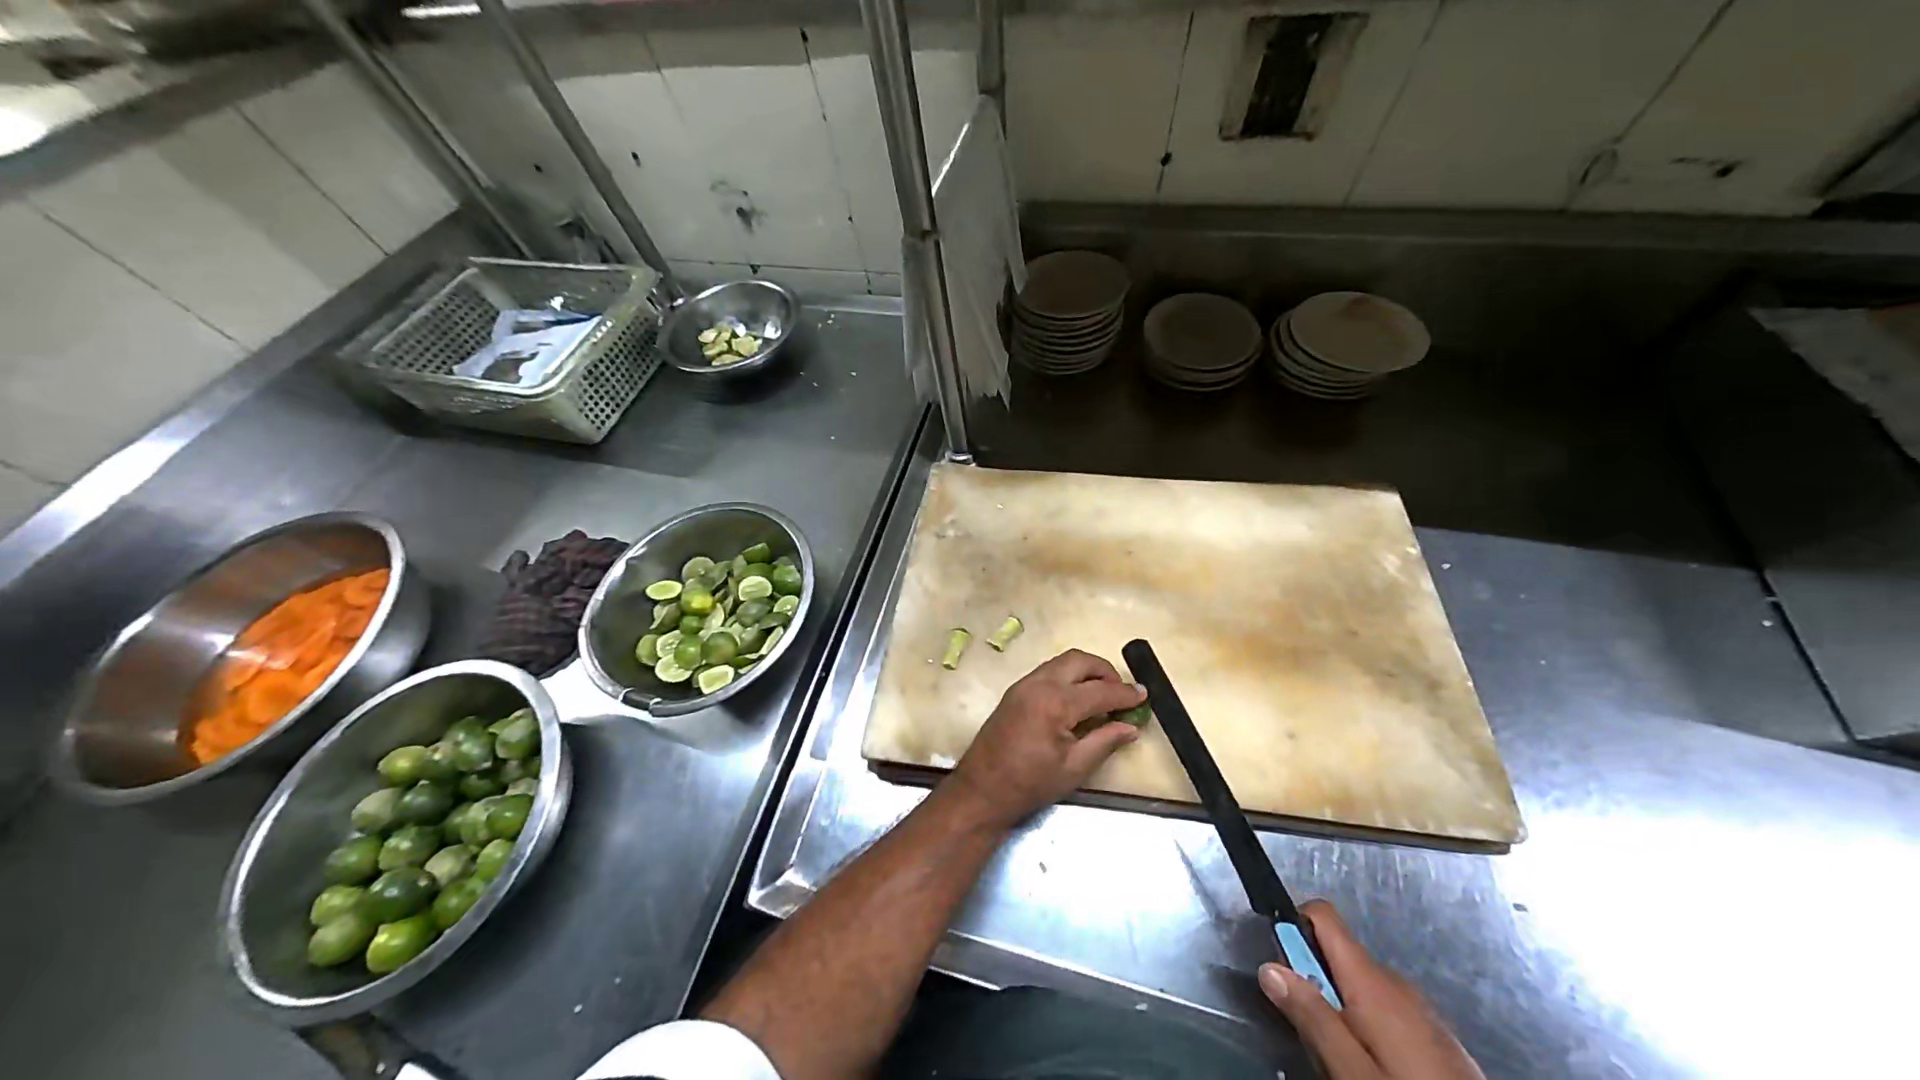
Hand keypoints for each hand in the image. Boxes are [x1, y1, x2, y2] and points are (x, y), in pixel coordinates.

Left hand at [942, 649, 1145, 829]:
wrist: (981, 790)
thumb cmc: (1029, 784)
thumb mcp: (1074, 768)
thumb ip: (1105, 741)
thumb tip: (1131, 727)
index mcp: (1055, 702)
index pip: (1100, 690)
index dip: (1125, 694)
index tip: (1144, 695)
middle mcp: (1038, 684)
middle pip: (1080, 661)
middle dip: (1105, 671)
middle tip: (1122, 692)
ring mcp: (1024, 685)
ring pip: (1062, 663)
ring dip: (1086, 672)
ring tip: (1103, 695)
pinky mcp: (1015, 692)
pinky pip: (1048, 672)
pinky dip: (1068, 677)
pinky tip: (1078, 699)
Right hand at [1260, 901, 1485, 1079]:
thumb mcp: (1350, 1070)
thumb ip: (1310, 1016)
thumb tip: (1270, 967)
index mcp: (1371, 980)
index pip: (1323, 916)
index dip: (1292, 927)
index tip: (1279, 965)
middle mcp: (1395, 982)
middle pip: (1335, 955)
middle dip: (1314, 985)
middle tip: (1313, 1038)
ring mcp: (1418, 1007)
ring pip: (1357, 986)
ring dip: (1338, 1009)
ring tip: (1344, 1062)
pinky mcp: (1433, 1033)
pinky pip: (1383, 1009)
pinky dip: (1366, 1025)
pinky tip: (1375, 1069)